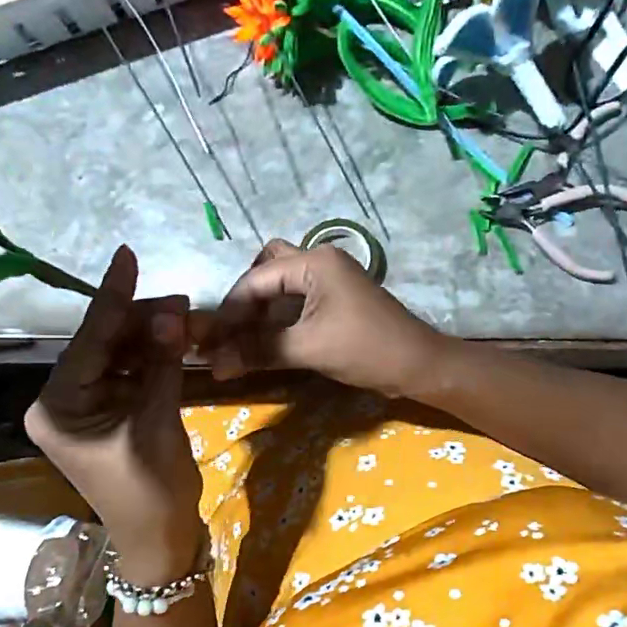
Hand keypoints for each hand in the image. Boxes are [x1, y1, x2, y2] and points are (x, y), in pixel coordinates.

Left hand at [26, 246, 201, 580]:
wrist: (159, 538)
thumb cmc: (150, 489)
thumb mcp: (157, 423)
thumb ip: (161, 366)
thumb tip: (170, 315)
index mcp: (57, 406)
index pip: (89, 340)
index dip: (112, 298)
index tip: (126, 257)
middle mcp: (64, 400)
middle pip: (105, 344)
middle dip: (142, 321)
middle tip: (185, 304)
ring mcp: (88, 406)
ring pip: (121, 355)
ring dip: (153, 337)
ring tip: (188, 320)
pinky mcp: (111, 411)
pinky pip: (132, 373)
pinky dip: (155, 358)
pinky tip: (178, 341)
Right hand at [195, 240, 450, 397]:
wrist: (418, 366)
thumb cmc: (365, 349)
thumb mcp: (307, 348)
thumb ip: (258, 350)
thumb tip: (213, 364)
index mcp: (314, 262)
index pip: (255, 280)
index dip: (228, 312)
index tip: (208, 342)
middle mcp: (321, 260)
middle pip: (267, 268)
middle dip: (244, 300)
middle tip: (228, 333)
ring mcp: (332, 279)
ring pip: (283, 284)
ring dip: (261, 308)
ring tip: (242, 338)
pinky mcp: (338, 299)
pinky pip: (298, 299)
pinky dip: (279, 316)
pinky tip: (267, 339)